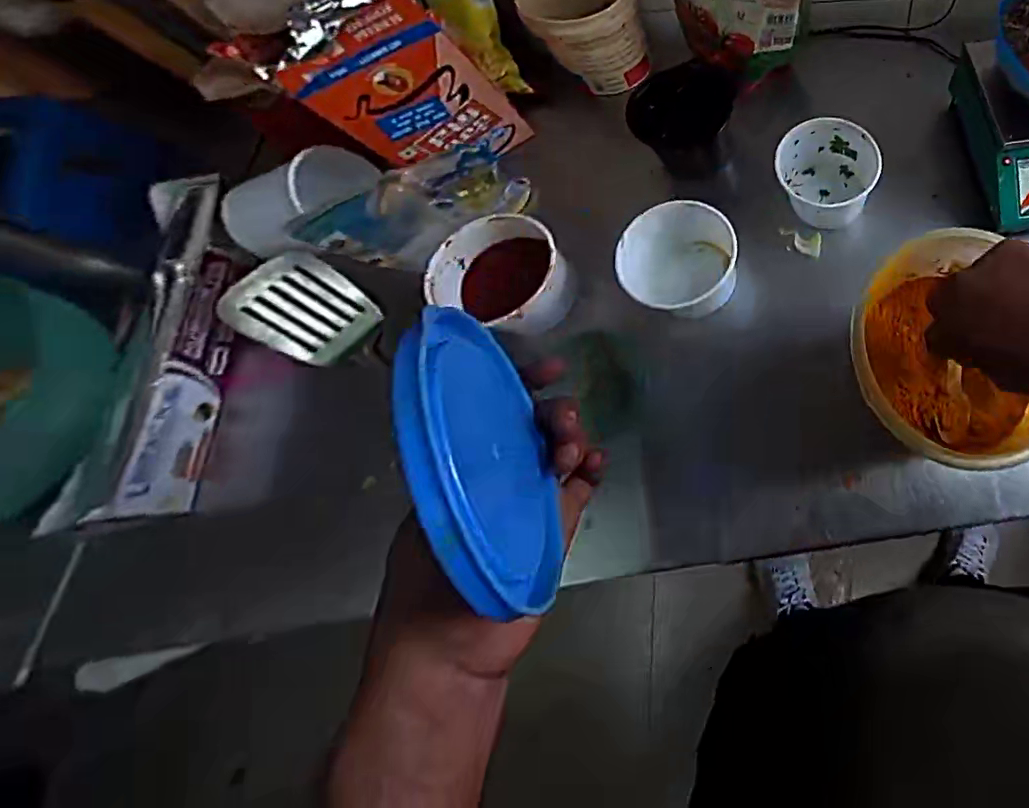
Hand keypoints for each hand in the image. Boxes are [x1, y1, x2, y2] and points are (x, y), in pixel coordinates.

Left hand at [371, 357, 604, 680]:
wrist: (452, 657)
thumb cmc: (431, 593)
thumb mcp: (439, 525)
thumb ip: (476, 481)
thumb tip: (506, 437)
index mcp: (460, 472)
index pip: (491, 416)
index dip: (519, 386)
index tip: (548, 369)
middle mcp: (495, 481)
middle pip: (531, 430)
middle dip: (552, 416)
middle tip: (564, 422)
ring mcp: (527, 503)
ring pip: (557, 455)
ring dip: (572, 441)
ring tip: (577, 450)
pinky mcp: (553, 526)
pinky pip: (579, 487)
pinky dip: (591, 470)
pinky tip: (597, 463)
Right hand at [925, 240, 1028, 399]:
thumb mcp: (1006, 376)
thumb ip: (980, 357)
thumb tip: (978, 349)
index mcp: (955, 327)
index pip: (935, 334)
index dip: (949, 343)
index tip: (961, 348)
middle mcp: (962, 290)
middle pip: (944, 297)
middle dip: (958, 310)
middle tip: (982, 323)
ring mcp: (987, 264)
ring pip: (972, 276)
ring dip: (984, 289)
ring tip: (1012, 303)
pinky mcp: (1014, 248)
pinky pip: (999, 262)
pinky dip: (1008, 273)